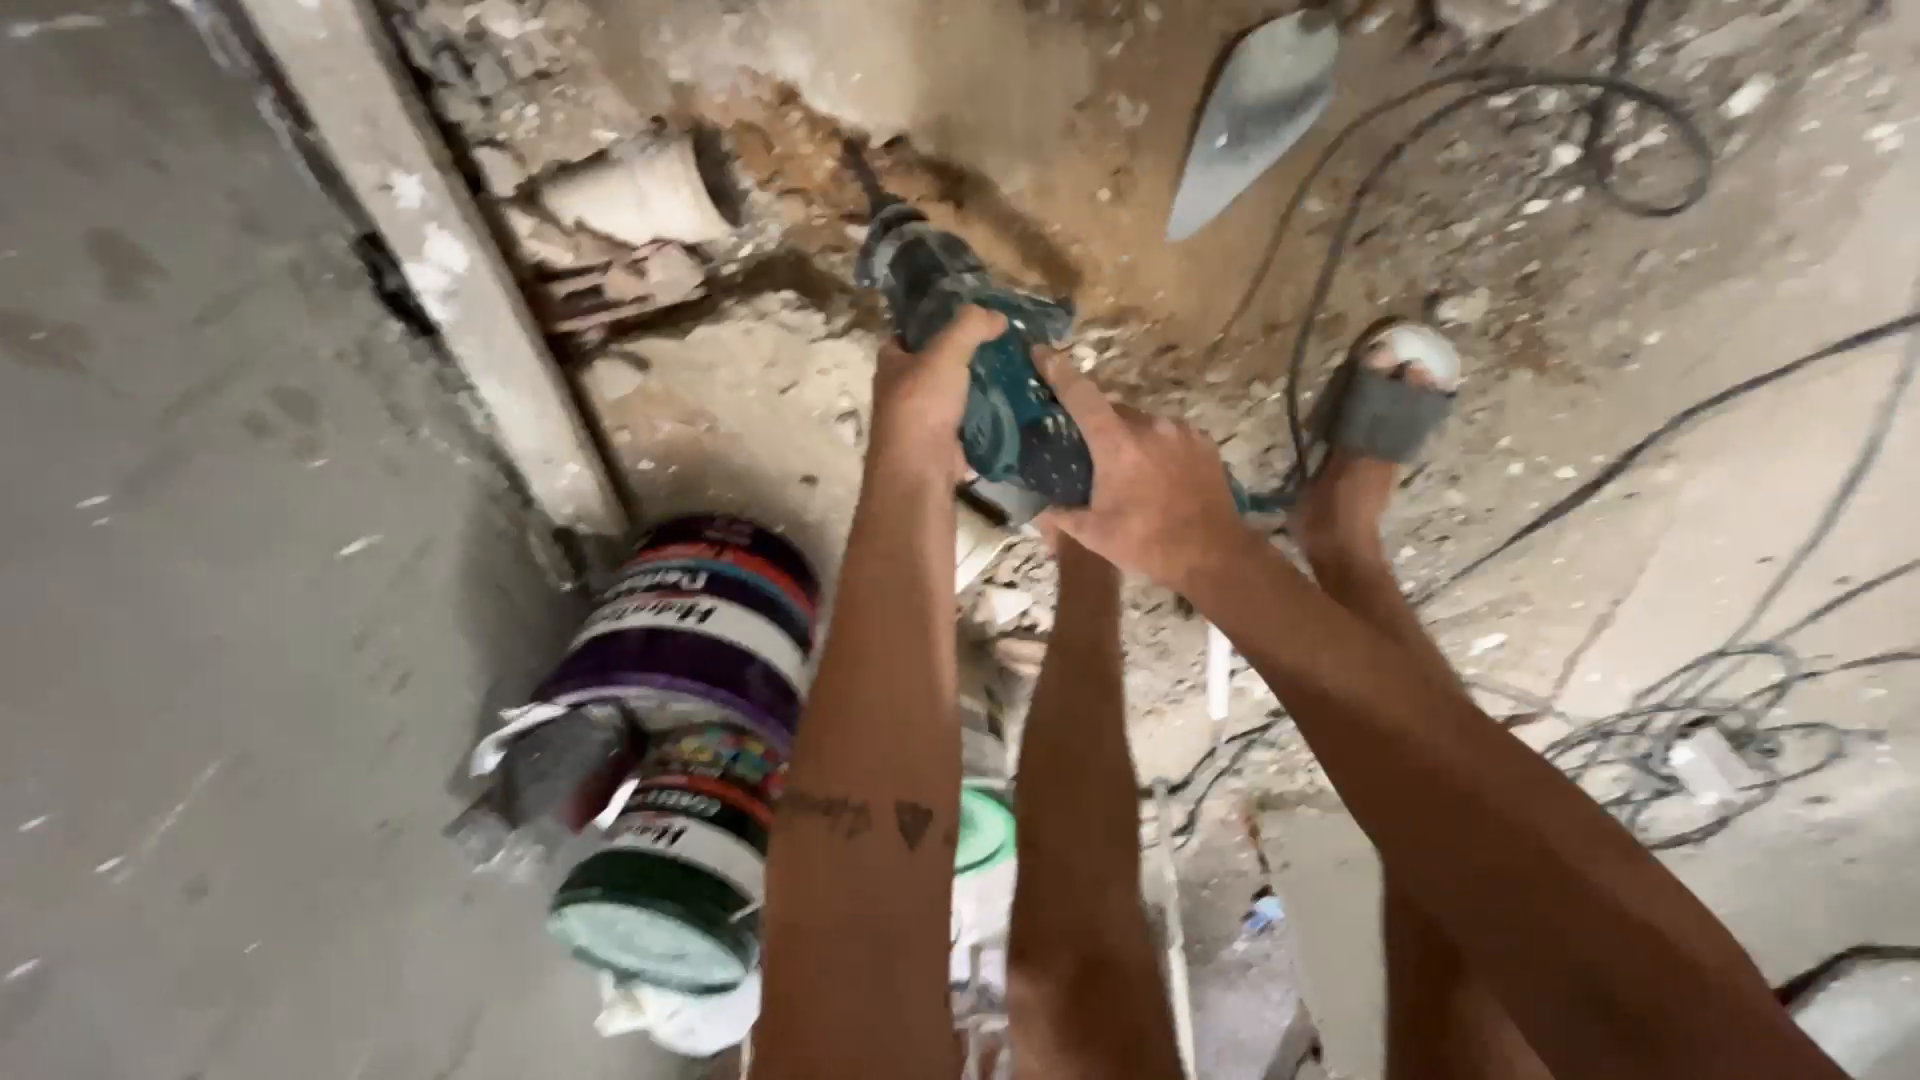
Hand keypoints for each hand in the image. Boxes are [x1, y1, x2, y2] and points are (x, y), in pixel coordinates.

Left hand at [867, 306, 1008, 485]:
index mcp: (891, 364)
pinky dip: (984, 414)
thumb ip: (969, 327)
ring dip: (975, 386)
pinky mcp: (942, 443)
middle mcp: (900, 391)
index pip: (907, 333)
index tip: (962, 316)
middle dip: (960, 356)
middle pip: (933, 365)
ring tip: (1009, 368)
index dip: (930, 323)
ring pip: (952, 394)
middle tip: (996, 342)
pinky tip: (1009, 402)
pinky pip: (966, 421)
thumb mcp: (945, 353)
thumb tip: (997, 314)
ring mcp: (921, 420)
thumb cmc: (922, 405)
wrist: (920, 469)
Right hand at [1036, 352, 1251, 589]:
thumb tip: (1039, 508)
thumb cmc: (1148, 543)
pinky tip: (1157, 475)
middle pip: (1111, 409)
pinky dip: (1156, 447)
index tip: (1040, 351)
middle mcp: (1149, 425)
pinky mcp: (1203, 441)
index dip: (1057, 370)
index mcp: (1116, 443)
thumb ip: (1060, 515)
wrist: (1214, 554)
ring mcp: (1180, 430)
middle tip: (1089, 454)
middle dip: (1096, 424)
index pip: (1080, 394)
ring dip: (1128, 438)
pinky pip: (1168, 434)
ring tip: (1128, 472)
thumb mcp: (1094, 535)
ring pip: (1141, 422)